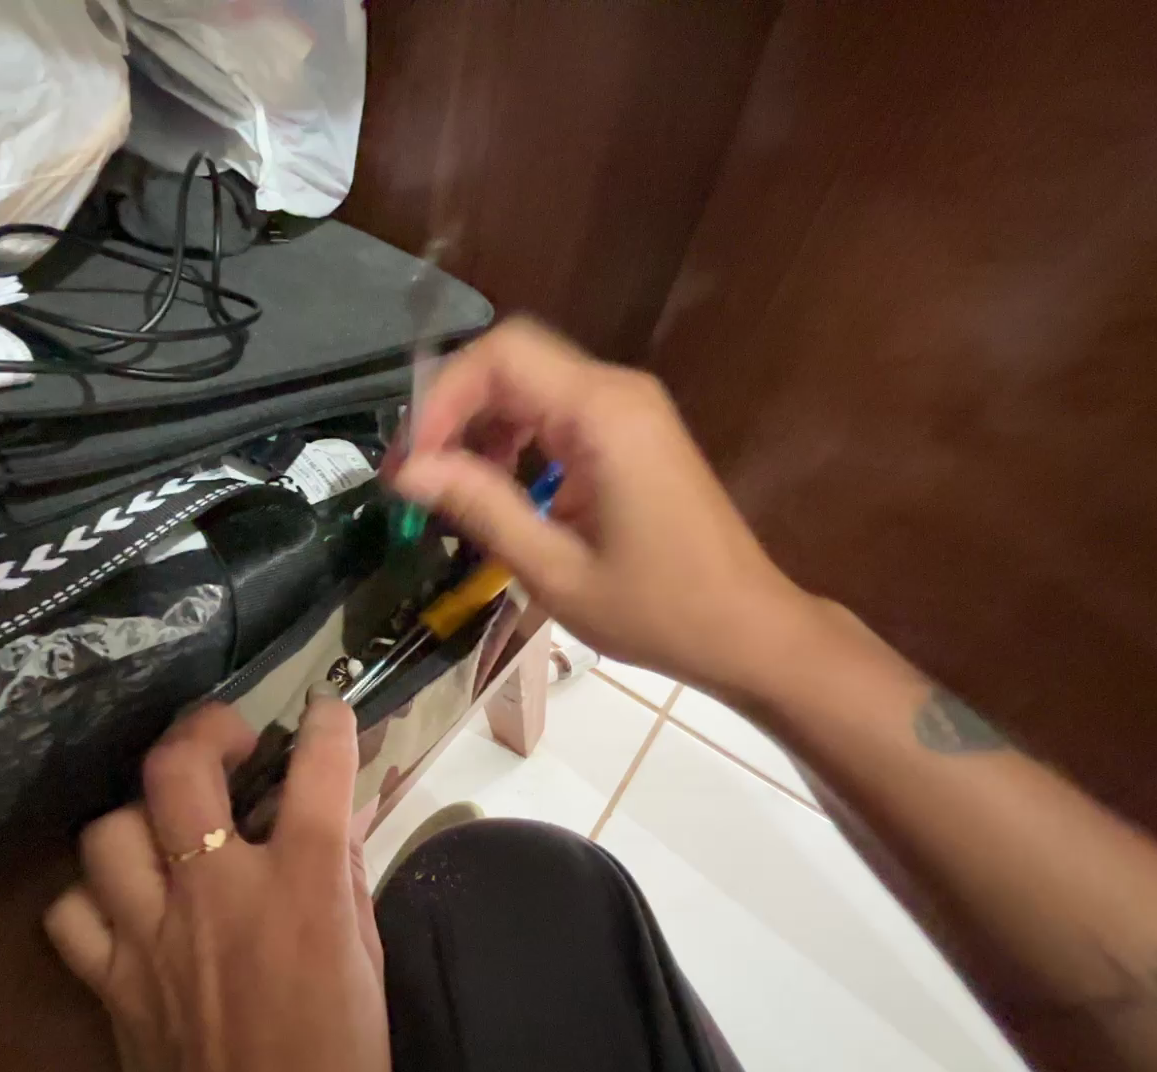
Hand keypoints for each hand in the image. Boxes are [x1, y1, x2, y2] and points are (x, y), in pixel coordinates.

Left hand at [45, 689, 389, 1071]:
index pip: (318, 770)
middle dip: (203, 729)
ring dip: (142, 817)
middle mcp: (219, 893)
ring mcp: (153, 937)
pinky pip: (71, 914)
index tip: (326, 710)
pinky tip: (126, 900)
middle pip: (179, 770)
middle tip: (229, 739)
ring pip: (108, 832)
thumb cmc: (339, 1045)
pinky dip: (93, 896)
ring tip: (170, 827)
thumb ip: (345, 866)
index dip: (327, 723)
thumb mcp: (364, 949)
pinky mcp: (112, 984)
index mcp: (301, 886)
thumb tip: (339, 805)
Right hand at [389, 317, 814, 696]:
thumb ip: (480, 507)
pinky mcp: (631, 432)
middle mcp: (617, 392)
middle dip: (454, 409)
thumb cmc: (658, 610)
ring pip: (531, 384)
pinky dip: (516, 438)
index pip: (502, 356)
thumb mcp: (555, 569)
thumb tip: (409, 469)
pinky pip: (556, 411)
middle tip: (417, 472)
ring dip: (482, 424)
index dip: (442, 396)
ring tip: (452, 485)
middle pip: (513, 362)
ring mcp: (629, 409)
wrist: (748, 630)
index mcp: (603, 414)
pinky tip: (500, 486)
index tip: (412, 460)